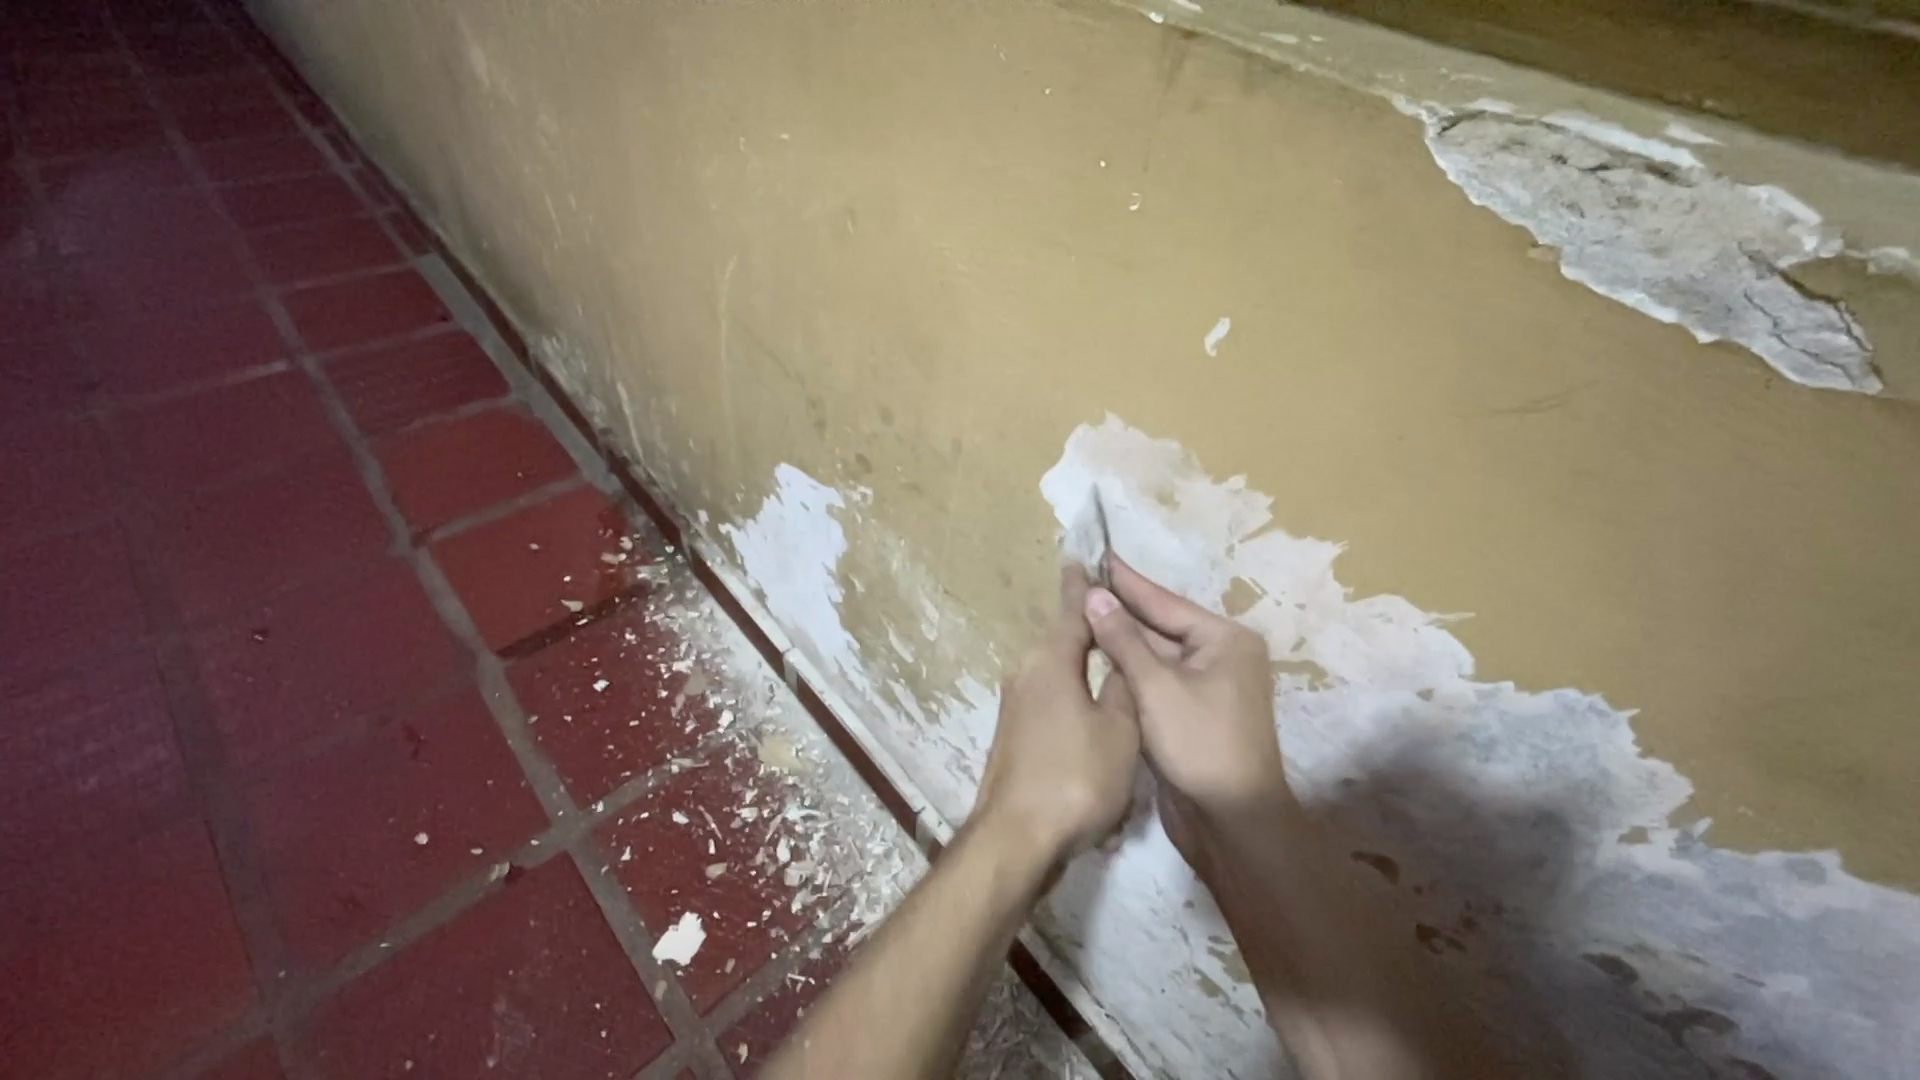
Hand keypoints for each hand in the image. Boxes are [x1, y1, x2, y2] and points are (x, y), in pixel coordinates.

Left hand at [973, 565, 1141, 864]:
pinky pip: (1051, 702)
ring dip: (1082, 668)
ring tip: (1113, 663)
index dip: (1084, 585)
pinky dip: (1074, 698)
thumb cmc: (1077, 777)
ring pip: (1057, 674)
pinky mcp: (1014, 737)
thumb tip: (1117, 658)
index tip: (1084, 557)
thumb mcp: (1120, 729)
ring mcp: (1016, 707)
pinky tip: (1093, 714)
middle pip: (1062, 641)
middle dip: (1088, 628)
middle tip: (1118, 616)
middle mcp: (1026, 674)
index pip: (1072, 609)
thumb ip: (1123, 686)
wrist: (1017, 838)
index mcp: (1051, 661)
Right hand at [1083, 555, 1291, 855]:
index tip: (1098, 553)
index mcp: (1224, 640)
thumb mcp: (1157, 686)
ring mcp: (1206, 687)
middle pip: (1159, 626)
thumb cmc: (1201, 745)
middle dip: (1120, 609)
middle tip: (1078, 582)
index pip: (1163, 601)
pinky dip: (1128, 670)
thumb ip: (1123, 639)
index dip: (1126, 580)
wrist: (1232, 822)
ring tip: (1079, 611)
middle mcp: (1219, 657)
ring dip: (1120, 640)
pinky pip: (1155, 681)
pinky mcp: (1191, 714)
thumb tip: (1095, 595)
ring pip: (1154, 655)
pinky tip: (1097, 656)